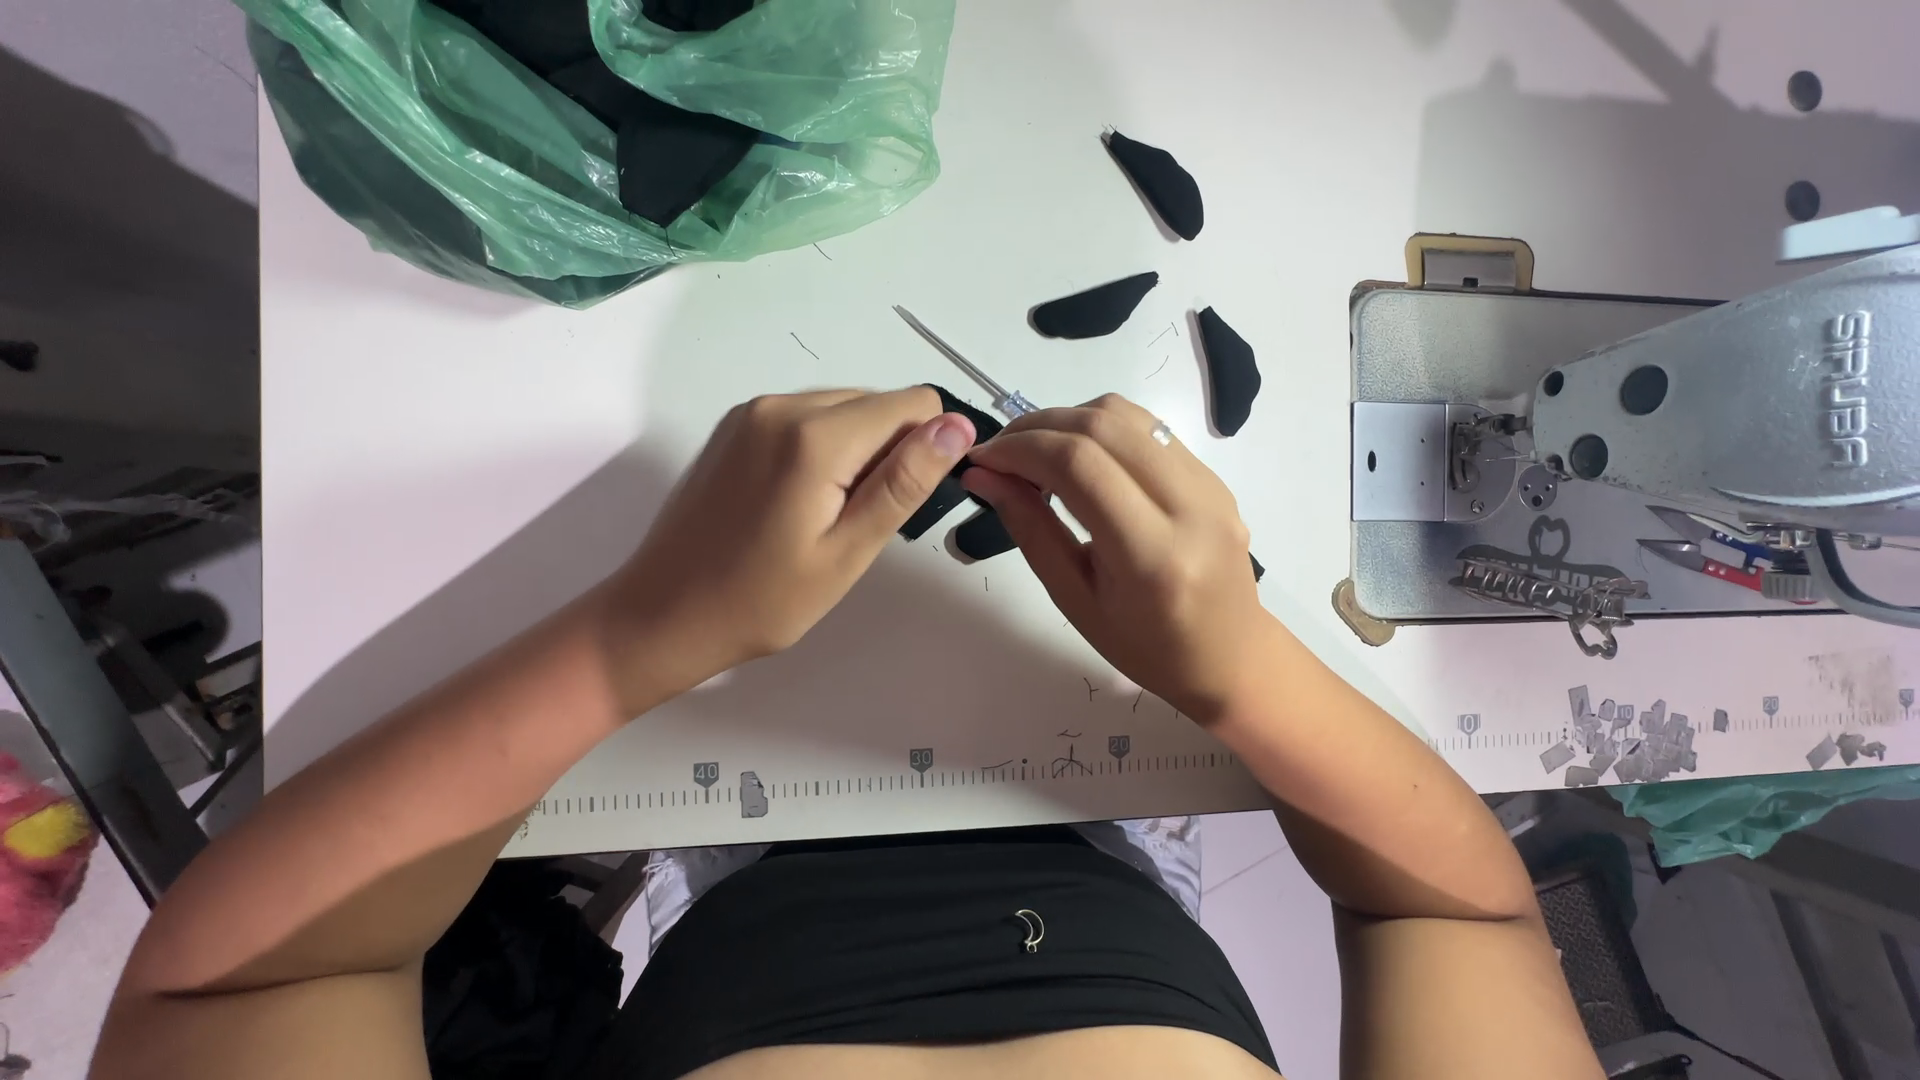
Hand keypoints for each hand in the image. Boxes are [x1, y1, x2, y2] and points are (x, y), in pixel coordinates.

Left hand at [600, 387, 973, 707]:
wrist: (663, 614)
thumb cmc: (763, 600)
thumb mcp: (848, 551)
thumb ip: (904, 482)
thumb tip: (957, 426)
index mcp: (814, 435)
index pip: (913, 404)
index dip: (926, 451)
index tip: (899, 504)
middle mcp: (781, 404)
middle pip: (876, 404)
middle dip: (888, 453)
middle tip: (856, 522)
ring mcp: (752, 412)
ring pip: (842, 409)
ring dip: (854, 453)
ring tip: (823, 516)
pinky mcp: (734, 426)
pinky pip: (805, 418)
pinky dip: (820, 451)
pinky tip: (797, 502)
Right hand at [963, 394, 1275, 724]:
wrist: (1227, 656)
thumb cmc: (1143, 645)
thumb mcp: (1073, 598)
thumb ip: (1029, 529)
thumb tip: (982, 476)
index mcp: (1152, 555)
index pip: (1079, 466)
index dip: (1020, 450)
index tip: (982, 461)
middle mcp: (1190, 507)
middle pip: (1102, 426)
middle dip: (1037, 428)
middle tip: (1000, 454)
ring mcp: (1209, 485)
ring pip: (1125, 416)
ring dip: (1067, 420)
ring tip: (1033, 453)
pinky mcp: (1212, 475)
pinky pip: (1147, 430)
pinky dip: (1098, 429)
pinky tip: (1076, 458)